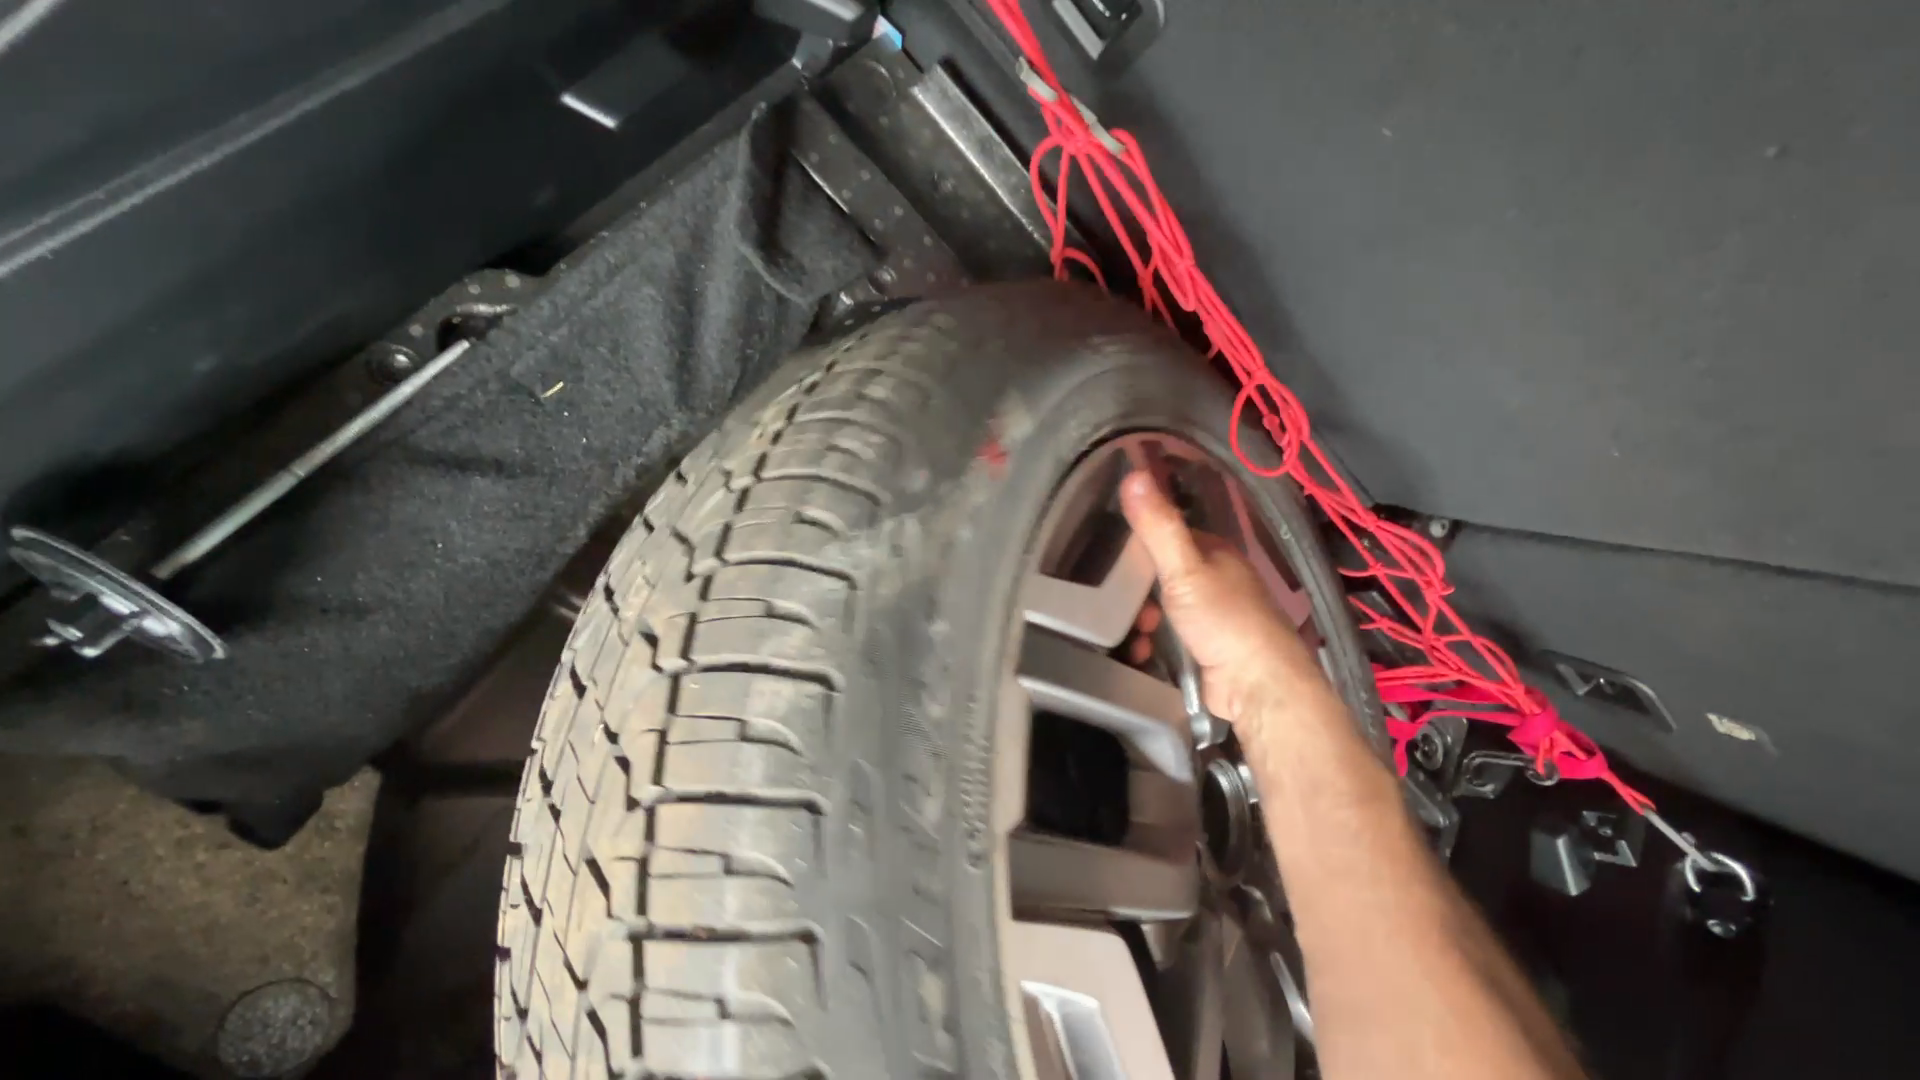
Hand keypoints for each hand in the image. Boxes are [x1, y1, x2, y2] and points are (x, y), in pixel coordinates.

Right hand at [1118, 471, 1328, 726]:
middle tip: (1122, 606)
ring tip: (1137, 635)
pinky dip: (1152, 646)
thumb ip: (1158, 526)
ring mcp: (1212, 616)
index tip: (1112, 557)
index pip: (1168, 535)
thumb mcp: (1184, 569)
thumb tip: (1134, 472)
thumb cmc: (1225, 620)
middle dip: (1136, 593)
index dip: (1139, 543)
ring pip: (1161, 610)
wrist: (1258, 685)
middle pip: (1161, 576)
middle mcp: (1216, 580)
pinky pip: (1167, 639)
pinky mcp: (1205, 649)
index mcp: (1215, 552)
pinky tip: (1145, 654)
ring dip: (1141, 623)